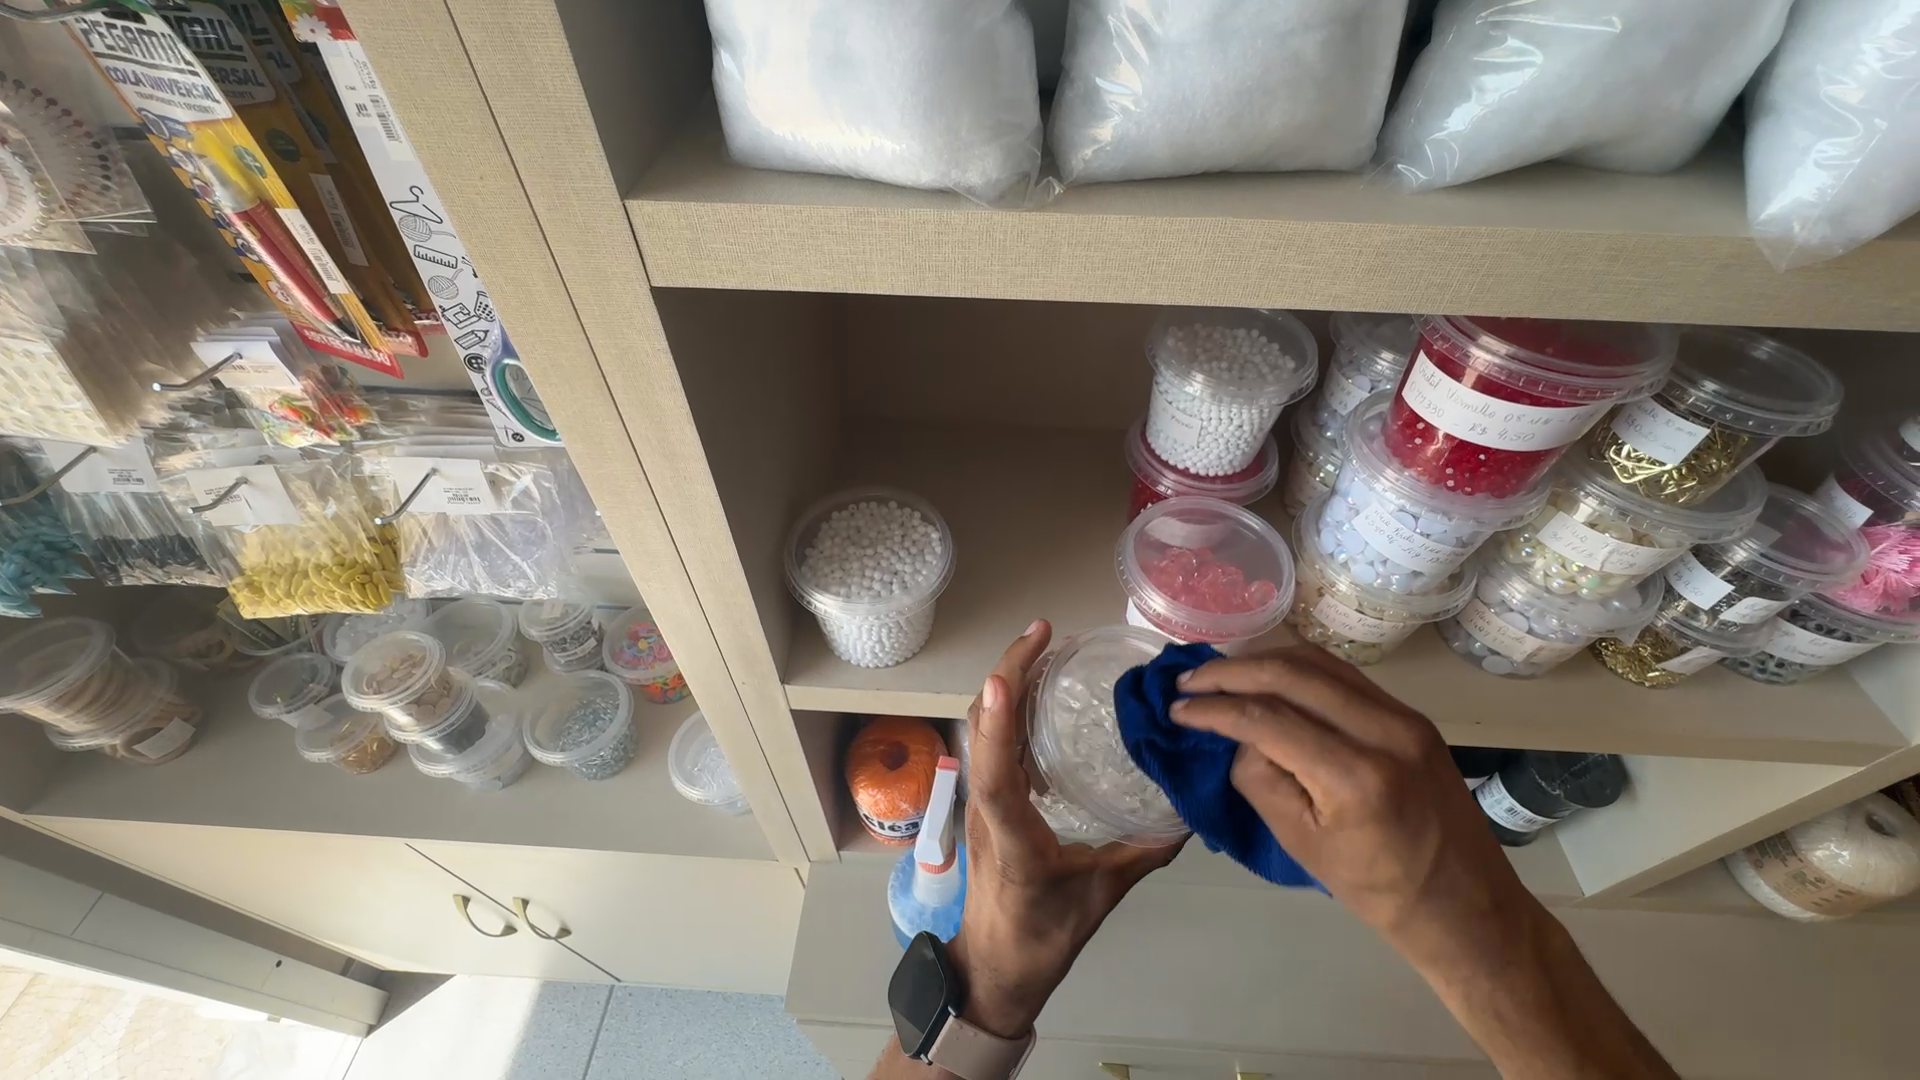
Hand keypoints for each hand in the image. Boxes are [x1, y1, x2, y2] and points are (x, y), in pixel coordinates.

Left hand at [951, 620, 1184, 1038]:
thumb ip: (1142, 852)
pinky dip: (1009, 707)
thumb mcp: (1100, 897)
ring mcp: (980, 800)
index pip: (998, 779)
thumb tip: (1185, 810)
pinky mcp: (984, 798)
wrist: (994, 967)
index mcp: (1014, 838)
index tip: (1008, 679)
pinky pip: (991, 741)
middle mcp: (987, 808)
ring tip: (1043, 648)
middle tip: (1045, 632)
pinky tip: (1040, 696)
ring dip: (1006, 683)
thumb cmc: (1042, 939)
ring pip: (981, 729)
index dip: (999, 728)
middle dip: (1008, 672)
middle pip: (982, 730)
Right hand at [1169, 647, 1536, 968]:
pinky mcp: (1408, 714)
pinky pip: (1339, 674)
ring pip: (1316, 662)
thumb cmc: (1374, 889)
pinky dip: (1293, 668)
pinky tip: (1264, 677)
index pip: (1267, 718)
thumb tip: (1237, 733)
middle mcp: (1385, 732)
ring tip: (1218, 674)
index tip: (1176, 708)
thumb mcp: (1299, 843)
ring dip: (1260, 661)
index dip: (1213, 708)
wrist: (1465, 905)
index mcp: (1357, 777)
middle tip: (1188, 680)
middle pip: (1290, 673)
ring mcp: (1403, 717)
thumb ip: (1259, 778)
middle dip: (1230, 672)